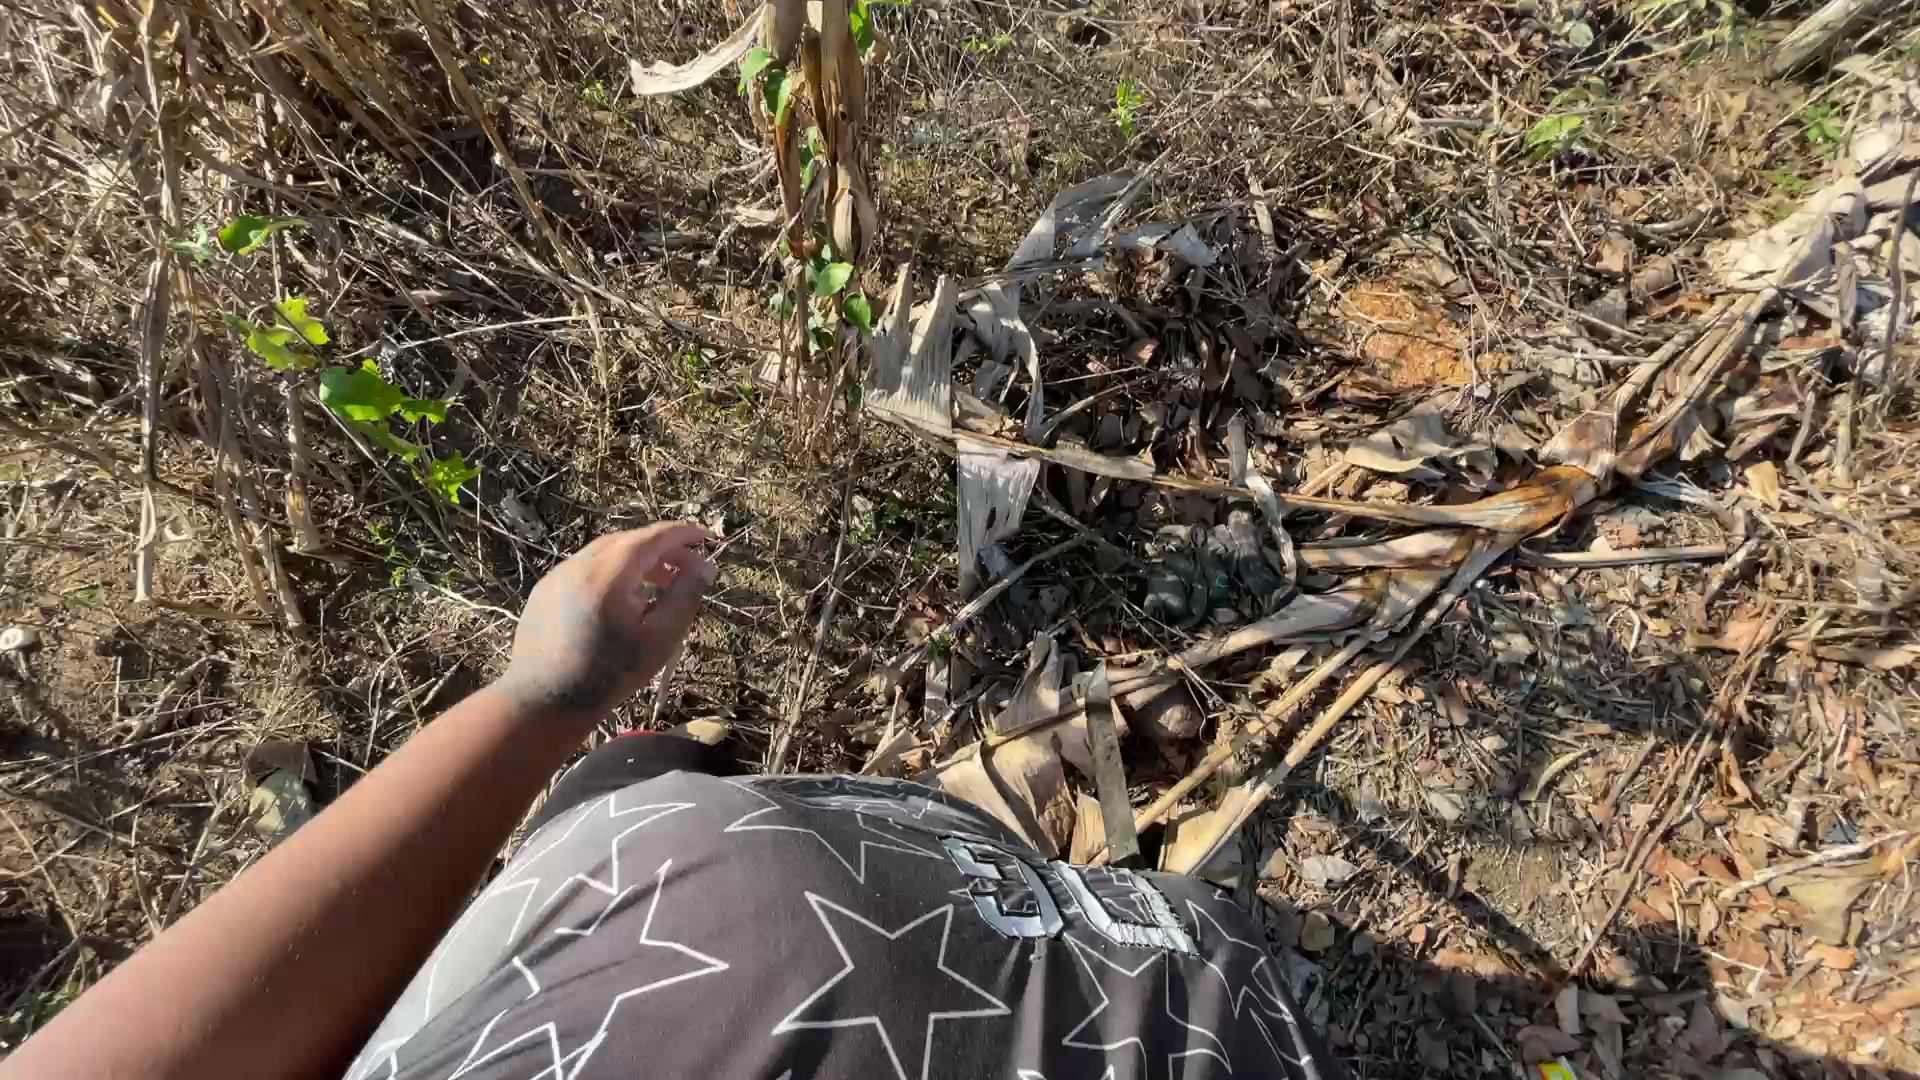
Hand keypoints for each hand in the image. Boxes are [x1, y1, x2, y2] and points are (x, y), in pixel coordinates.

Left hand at [496, 523, 713, 714]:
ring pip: (606, 552)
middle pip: (629, 541)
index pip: (651, 538)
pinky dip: (615, 571)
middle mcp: (579, 566)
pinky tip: (626, 599)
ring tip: (661, 584)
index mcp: (608, 575)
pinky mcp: (545, 591)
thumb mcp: (661, 639)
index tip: (706, 538)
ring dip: (639, 559)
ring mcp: (557, 576)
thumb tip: (705, 567)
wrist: (543, 704)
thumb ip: (685, 597)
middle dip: (663, 548)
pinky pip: (587, 568)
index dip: (682, 534)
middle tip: (688, 568)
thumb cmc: (610, 675)